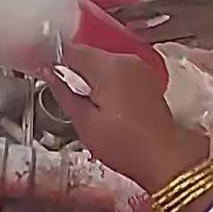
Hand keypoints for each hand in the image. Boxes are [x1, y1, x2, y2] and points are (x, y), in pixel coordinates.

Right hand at [44, 44, 208, 193]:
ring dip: (90, 77)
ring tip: (84, 104)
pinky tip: (103, 105)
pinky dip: (106, 82)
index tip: (45, 76)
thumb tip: (49, 72)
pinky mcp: (146, 80)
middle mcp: (125, 60)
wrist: (167, 161)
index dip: (55, 61)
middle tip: (65, 97)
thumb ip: (64, 92)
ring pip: (103, 63)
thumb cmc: (124, 145)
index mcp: (108, 66)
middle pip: (88, 54)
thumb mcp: (85, 123)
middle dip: (73, 71)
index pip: (71, 50)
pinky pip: (118, 72)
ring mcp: (139, 68)